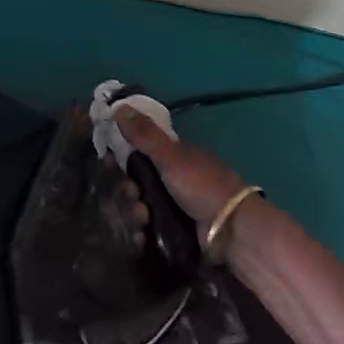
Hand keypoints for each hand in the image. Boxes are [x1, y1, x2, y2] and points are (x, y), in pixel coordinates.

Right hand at [115, 110, 249, 227]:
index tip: (113, 166)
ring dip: (134, 213)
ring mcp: (175, 207)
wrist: (231, 230)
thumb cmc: (202, 186)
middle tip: (134, 197)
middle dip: (130, 192)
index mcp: (176, 157)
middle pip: (138, 183)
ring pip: (140, 207)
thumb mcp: (172, 157)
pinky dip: (142, 233)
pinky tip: (141, 237)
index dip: (125, 160)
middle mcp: (174, 180)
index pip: (141, 153)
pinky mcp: (174, 231)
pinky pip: (148, 230)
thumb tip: (120, 106)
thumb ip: (145, 135)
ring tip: (143, 221)